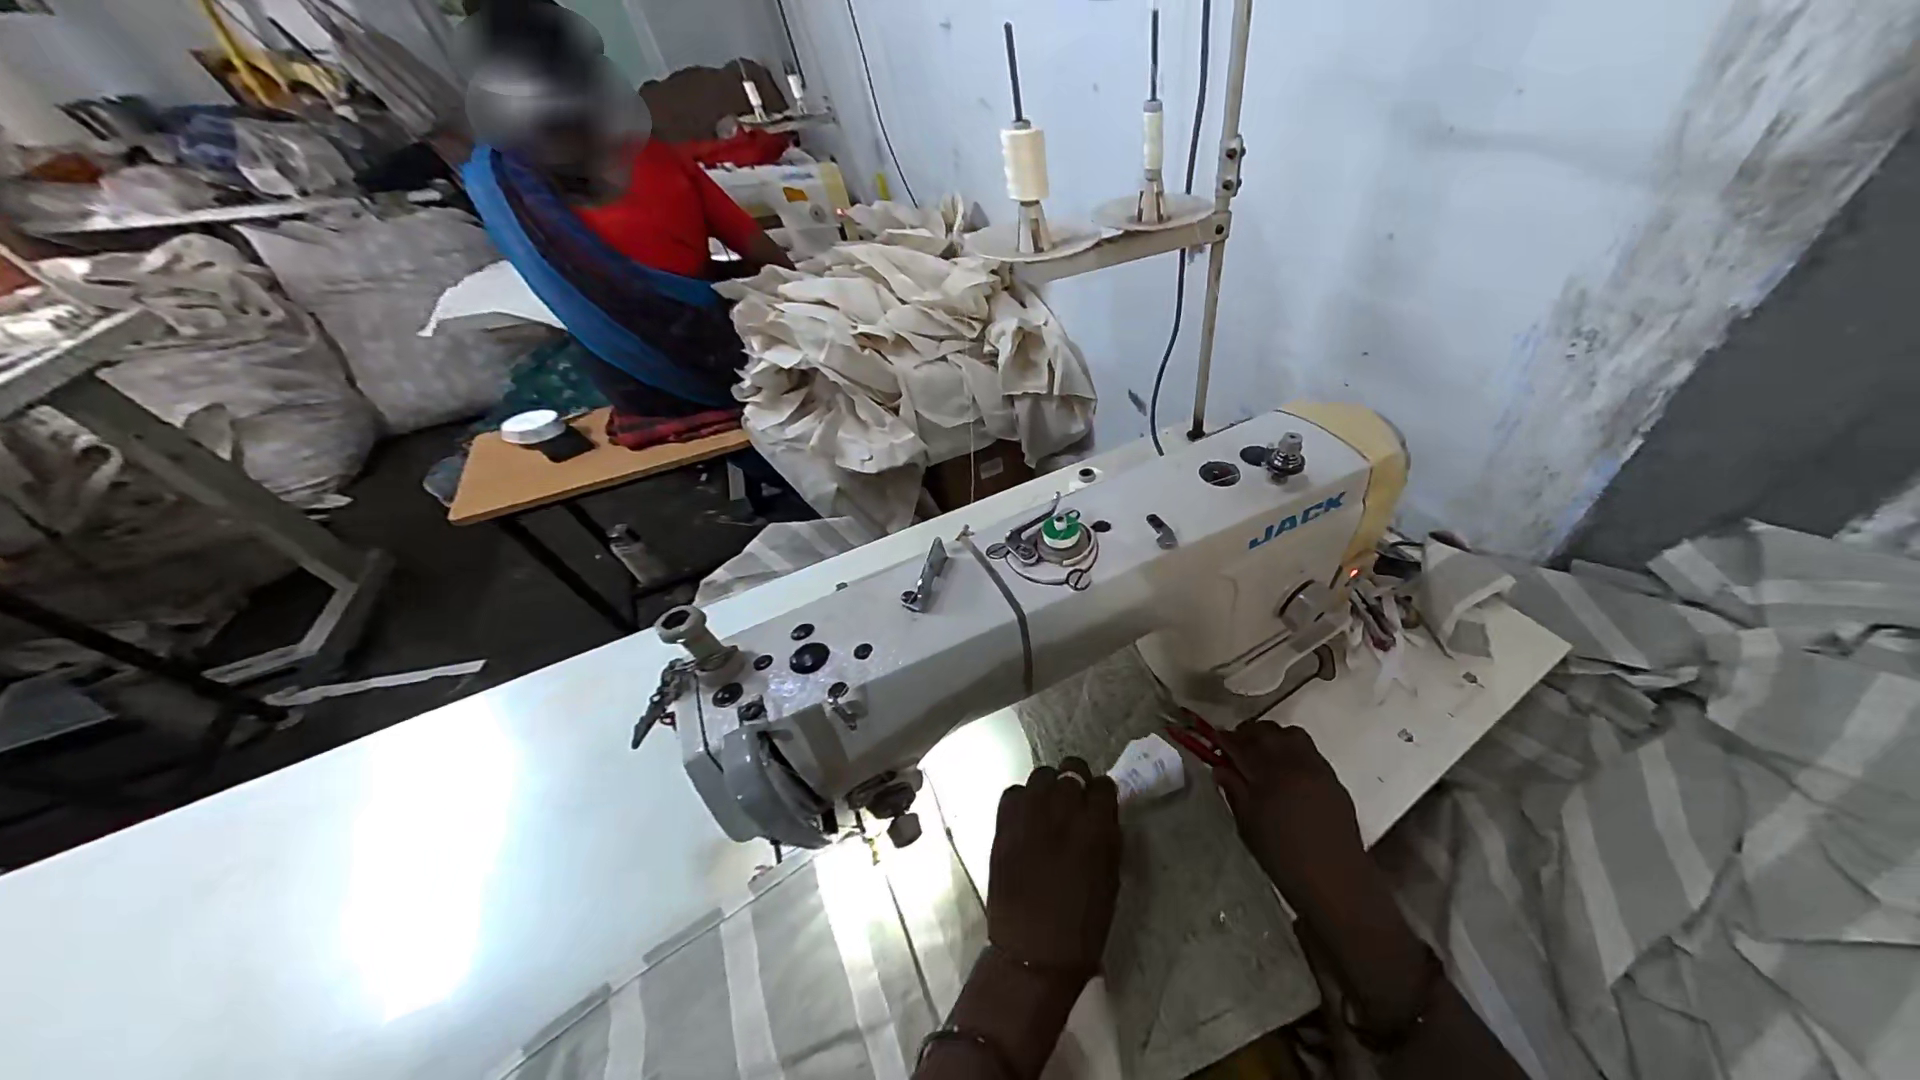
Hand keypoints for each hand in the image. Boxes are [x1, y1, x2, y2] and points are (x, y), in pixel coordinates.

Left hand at [987, 758, 1120, 977]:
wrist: (1033, 950)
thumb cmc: (1083, 923)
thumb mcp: (1110, 876)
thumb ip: (1105, 836)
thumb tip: (1100, 814)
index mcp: (1096, 828)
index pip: (1103, 785)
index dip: (1101, 794)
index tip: (1098, 804)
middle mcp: (1062, 811)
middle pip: (1071, 769)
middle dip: (1075, 782)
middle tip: (1073, 802)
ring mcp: (1029, 814)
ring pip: (1040, 776)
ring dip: (1048, 789)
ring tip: (1047, 809)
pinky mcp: (1003, 823)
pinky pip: (1013, 793)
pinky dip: (1021, 801)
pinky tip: (1025, 820)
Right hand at [1212, 721, 1366, 909]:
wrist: (1335, 880)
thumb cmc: (1283, 857)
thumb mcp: (1247, 825)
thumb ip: (1233, 790)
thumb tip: (1220, 768)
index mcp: (1269, 774)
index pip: (1240, 744)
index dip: (1223, 740)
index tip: (1213, 741)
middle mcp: (1294, 763)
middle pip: (1266, 732)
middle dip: (1246, 734)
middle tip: (1234, 748)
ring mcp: (1317, 768)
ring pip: (1290, 735)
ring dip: (1272, 738)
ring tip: (1261, 754)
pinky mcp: (1333, 778)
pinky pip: (1308, 751)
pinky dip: (1292, 750)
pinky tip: (1285, 769)